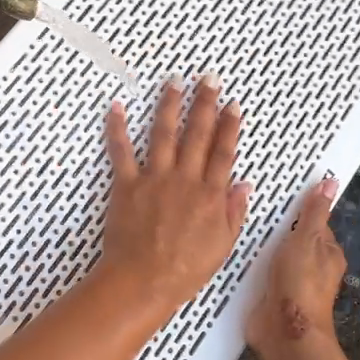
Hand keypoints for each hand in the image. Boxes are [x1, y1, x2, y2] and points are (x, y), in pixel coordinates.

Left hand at [97, 77, 250, 314]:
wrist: (144, 281)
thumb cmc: (185, 270)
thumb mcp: (222, 245)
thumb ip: (233, 212)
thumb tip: (243, 185)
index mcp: (210, 195)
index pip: (223, 152)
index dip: (229, 127)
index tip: (232, 105)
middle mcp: (185, 180)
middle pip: (198, 134)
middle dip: (204, 104)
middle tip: (208, 79)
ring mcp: (155, 179)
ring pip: (164, 134)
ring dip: (170, 105)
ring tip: (174, 82)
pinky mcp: (127, 185)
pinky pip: (121, 151)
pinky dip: (116, 128)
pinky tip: (115, 107)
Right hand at [247, 178, 346, 350]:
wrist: (284, 332)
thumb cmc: (301, 282)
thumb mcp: (308, 239)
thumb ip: (314, 212)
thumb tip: (330, 182)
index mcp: (328, 253)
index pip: (314, 222)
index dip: (298, 207)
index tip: (275, 191)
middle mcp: (312, 267)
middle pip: (292, 238)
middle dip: (274, 226)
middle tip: (247, 203)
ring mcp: (290, 282)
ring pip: (274, 256)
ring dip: (259, 245)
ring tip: (233, 221)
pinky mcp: (270, 294)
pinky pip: (259, 272)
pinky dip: (248, 264)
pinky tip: (230, 250)